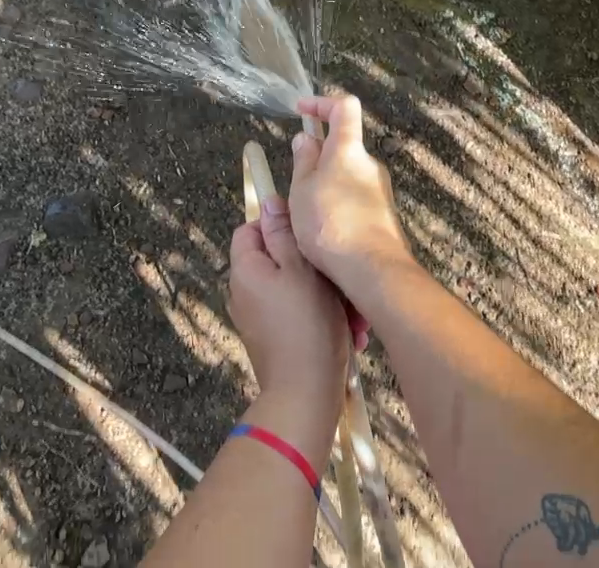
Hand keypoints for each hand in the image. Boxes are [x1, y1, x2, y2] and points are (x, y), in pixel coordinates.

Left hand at [227, 193, 349, 403]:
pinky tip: (349, 334)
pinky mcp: (274, 340)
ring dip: (327, 298)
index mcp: (245, 271)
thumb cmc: (307, 326)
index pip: (250, 229)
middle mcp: (245, 293)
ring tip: (353, 317)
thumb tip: (268, 202)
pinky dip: (322, 319)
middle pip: (279, 261)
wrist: (306, 397)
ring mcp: (258, 319)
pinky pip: (299, 315)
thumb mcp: (302, 270)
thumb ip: (283, 235)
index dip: (279, 226)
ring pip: (296, 290)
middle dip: (316, 270)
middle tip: (342, 283)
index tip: (311, 237)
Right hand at [289, 94, 413, 293]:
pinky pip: (354, 199)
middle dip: (318, 157)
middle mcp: (369, 164)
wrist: (371, 268)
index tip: (300, 111)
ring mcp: (380, 191)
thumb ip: (304, 161)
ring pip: (347, 176)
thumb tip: (307, 138)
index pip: (344, 107)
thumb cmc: (329, 222)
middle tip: (295, 182)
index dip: (321, 103)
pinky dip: (337, 204)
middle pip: (344, 147)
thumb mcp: (302, 189)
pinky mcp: (382, 215)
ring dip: (325, 184)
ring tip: (305, 213)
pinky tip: (324, 230)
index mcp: (349, 149)